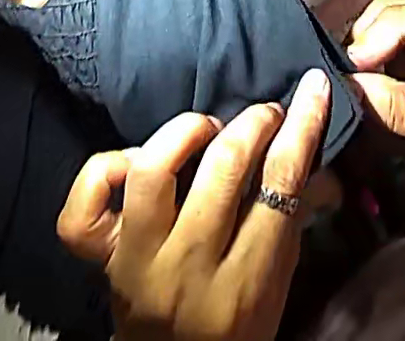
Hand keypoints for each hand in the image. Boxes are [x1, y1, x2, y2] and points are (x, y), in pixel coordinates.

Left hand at [57, 68, 331, 340]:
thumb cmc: (236, 324)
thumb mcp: (279, 279)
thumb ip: (297, 212)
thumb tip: (321, 145)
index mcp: (243, 283)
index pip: (279, 182)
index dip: (302, 125)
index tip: (313, 87)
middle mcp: (186, 271)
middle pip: (223, 167)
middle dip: (254, 122)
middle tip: (266, 115)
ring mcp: (135, 262)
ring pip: (152, 171)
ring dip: (187, 131)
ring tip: (208, 129)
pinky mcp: (97, 258)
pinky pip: (83, 206)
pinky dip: (109, 167)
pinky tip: (140, 160)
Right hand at [348, 0, 404, 213]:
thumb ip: (404, 108)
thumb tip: (354, 89)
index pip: (396, 15)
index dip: (366, 47)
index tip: (346, 82)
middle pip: (392, 15)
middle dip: (369, 51)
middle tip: (357, 93)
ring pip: (399, 30)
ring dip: (383, 62)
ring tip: (382, 102)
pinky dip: (399, 71)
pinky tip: (402, 99)